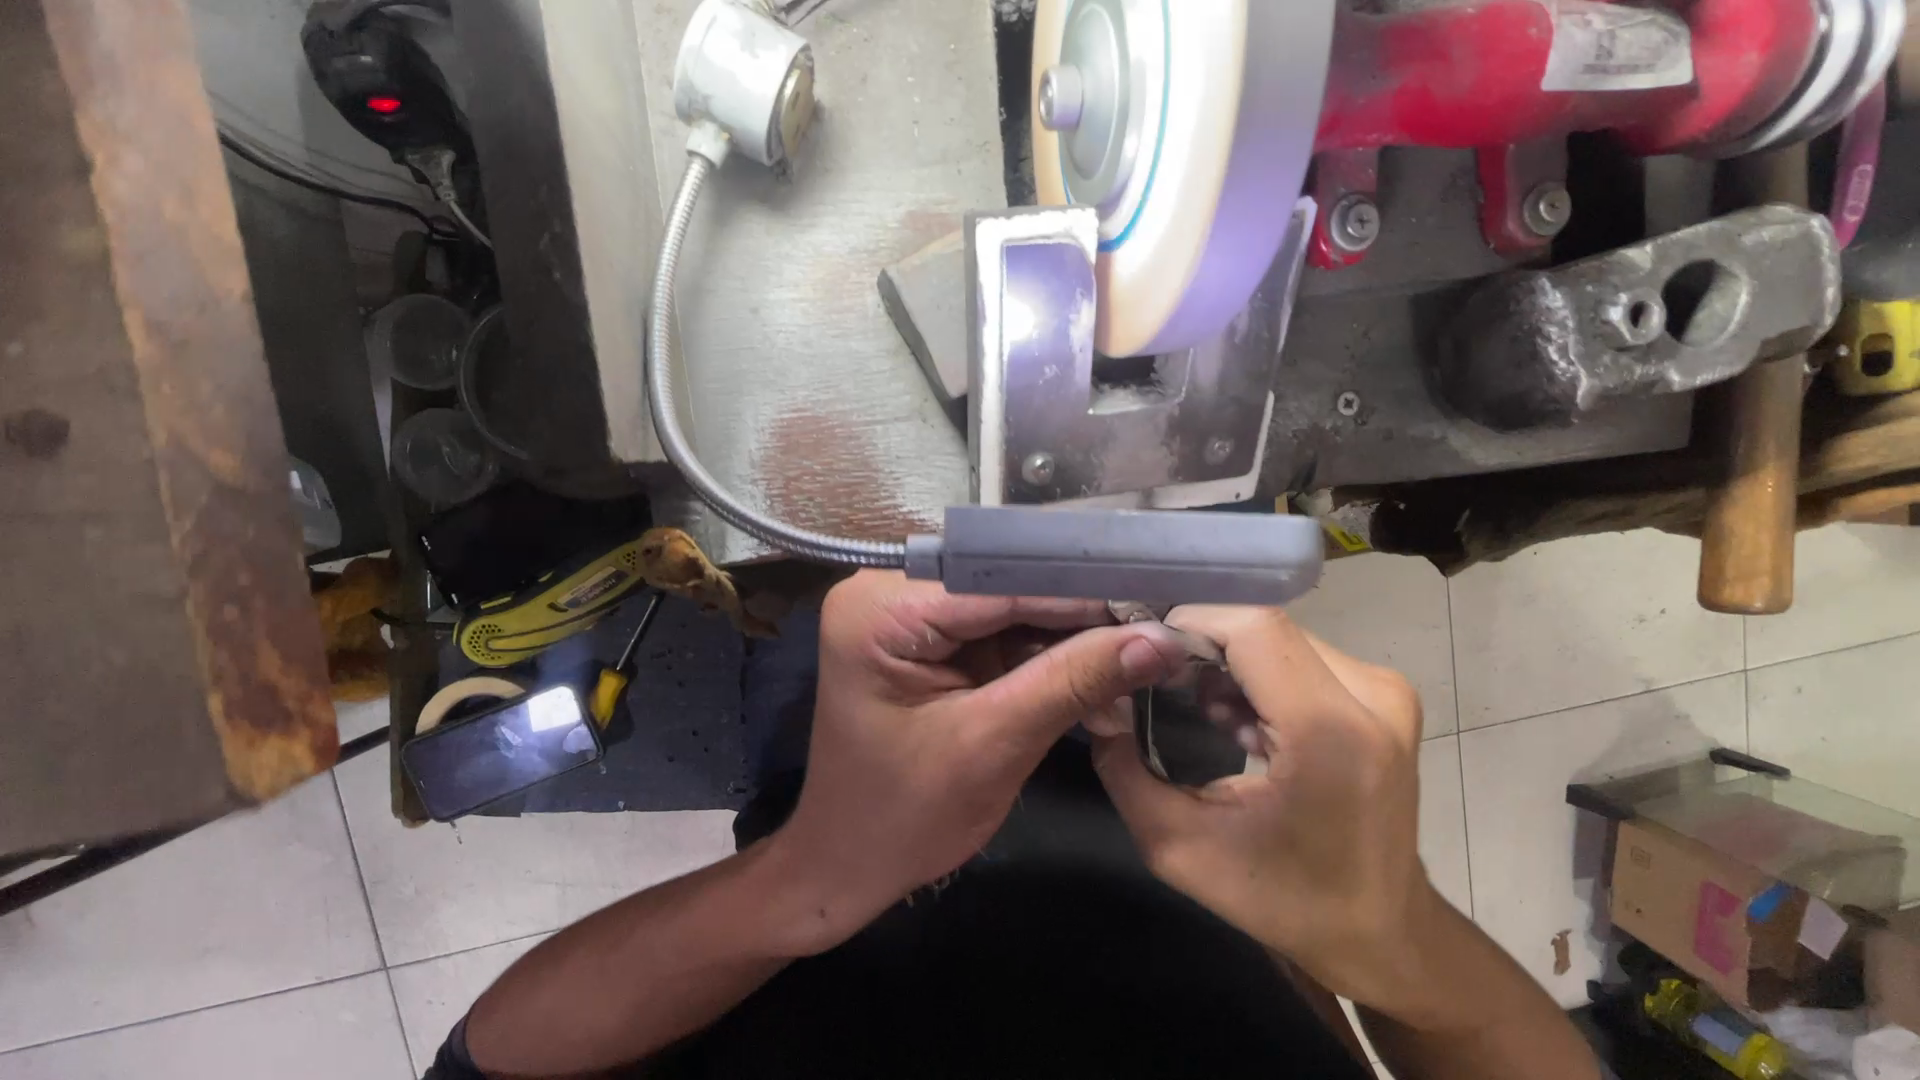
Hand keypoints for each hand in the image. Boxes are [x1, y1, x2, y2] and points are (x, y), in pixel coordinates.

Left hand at [771, 571, 1189, 950]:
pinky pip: (1003, 631)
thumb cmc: (902, 817)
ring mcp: (910, 614)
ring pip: (1012, 606)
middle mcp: (889, 593)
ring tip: (1147, 641)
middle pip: (1005, 585)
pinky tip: (1105, 661)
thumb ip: (1073, 681)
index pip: (997, 580)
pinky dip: (1051, 652)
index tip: (1159, 600)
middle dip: (1081, 610)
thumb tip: (1162, 639)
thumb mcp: (991, 746)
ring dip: (1074, 632)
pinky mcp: (931, 640)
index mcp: (880, 609)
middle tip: (1161, 623)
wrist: (849, 864)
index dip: (1081, 591)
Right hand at [1090, 605, 1442, 1017]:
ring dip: (1230, 662)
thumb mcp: (1178, 847)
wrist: (1383, 932)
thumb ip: (1124, 769)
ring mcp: (1388, 693)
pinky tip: (1240, 722)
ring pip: (1280, 637)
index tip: (1144, 654)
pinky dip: (1259, 674)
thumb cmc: (1283, 898)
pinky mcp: (1386, 696)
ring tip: (1202, 713)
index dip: (1190, 624)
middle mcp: (1371, 698)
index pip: (1251, 627)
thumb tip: (1099, 700)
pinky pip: (1304, 655)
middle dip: (1202, 647)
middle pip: (1263, 628)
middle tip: (1161, 686)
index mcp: (1328, 733)